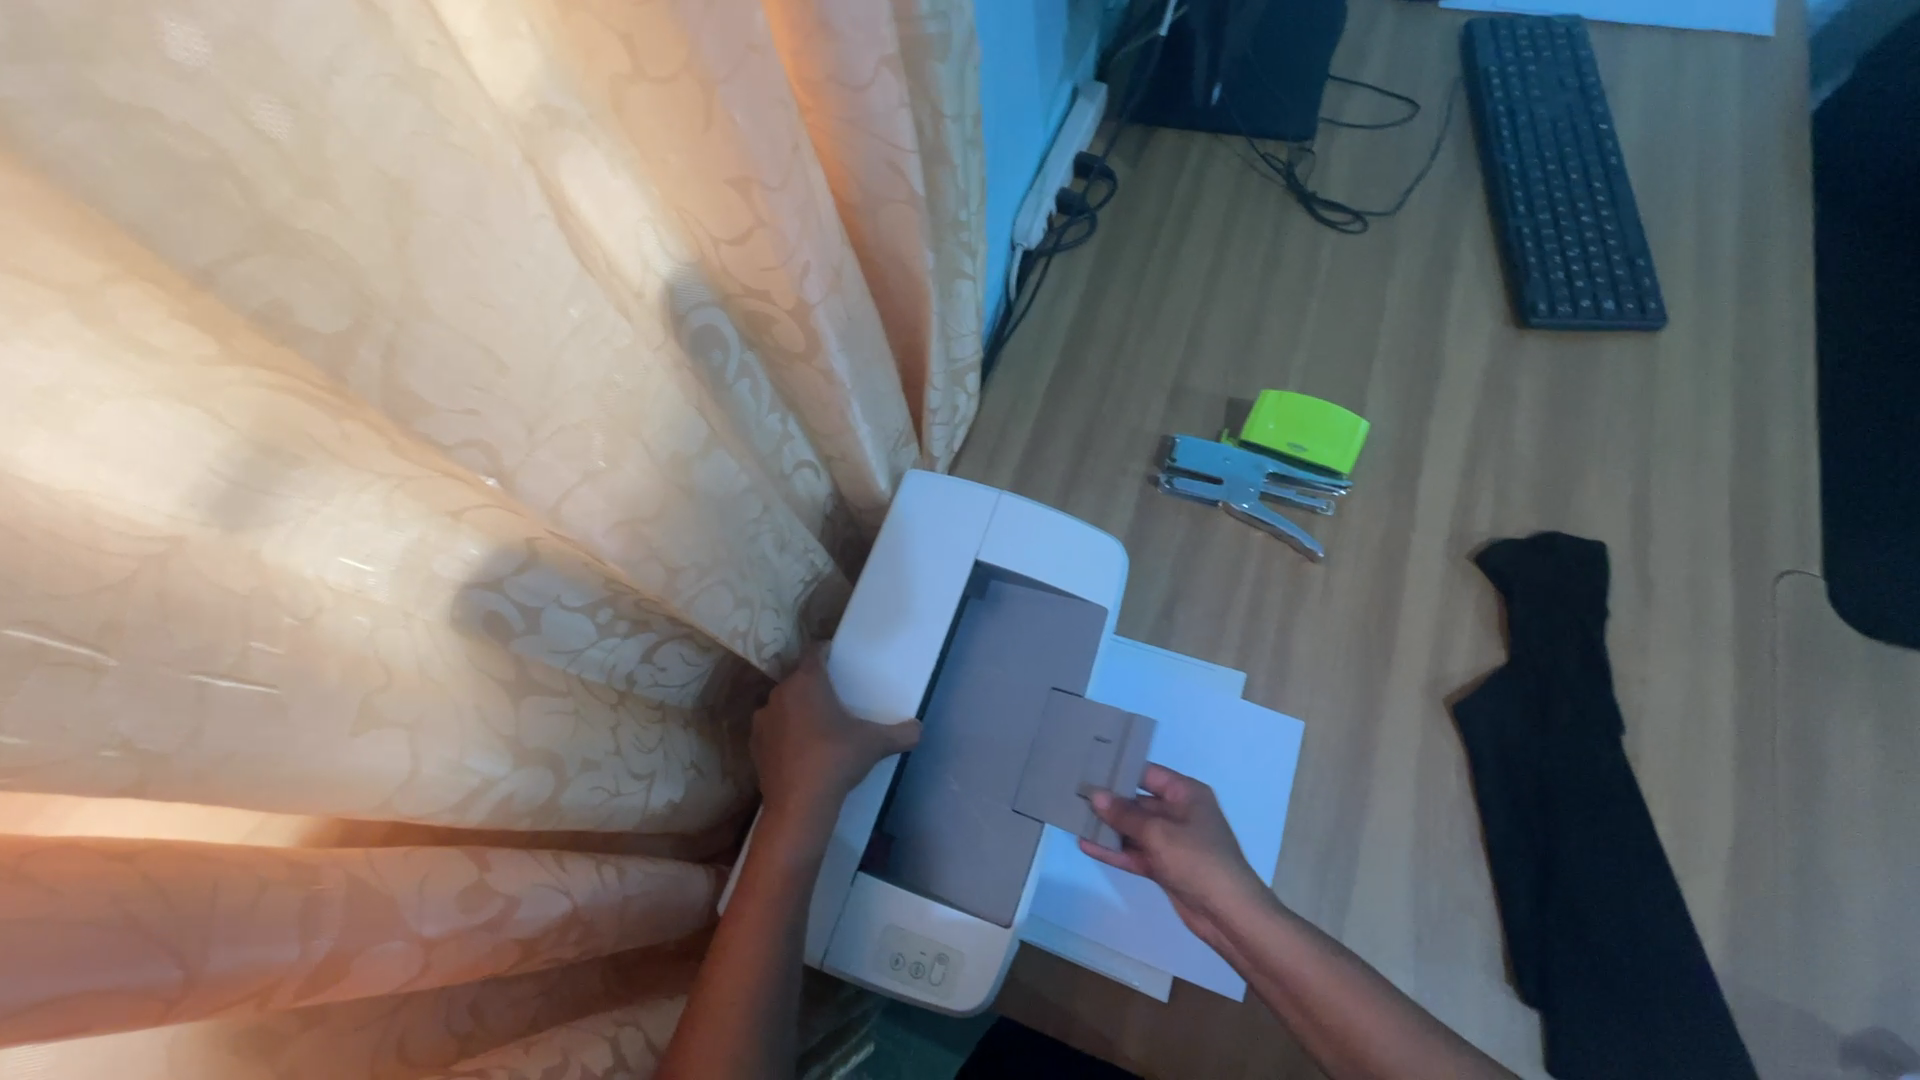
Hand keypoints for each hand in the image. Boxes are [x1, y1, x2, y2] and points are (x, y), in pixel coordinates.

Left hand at [752, 647, 919, 825]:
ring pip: (783, 704)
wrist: (799, 805)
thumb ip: (901, 733)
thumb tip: (919, 729)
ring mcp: (763, 719)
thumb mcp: (875, 744)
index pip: (814, 652)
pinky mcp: (754, 744)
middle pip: (798, 678)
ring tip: (817, 724)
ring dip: (797, 708)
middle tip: (834, 695)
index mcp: (807, 682)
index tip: (836, 656)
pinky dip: (784, 733)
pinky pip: (773, 728)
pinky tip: (800, 749)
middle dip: (814, 683)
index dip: (825, 651)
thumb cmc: (836, 760)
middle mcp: (780, 693)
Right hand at [1081, 764, 1271, 944]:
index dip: (1121, 770)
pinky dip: (1115, 851)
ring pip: (1135, 830)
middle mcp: (1180, 813)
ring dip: (1109, 828)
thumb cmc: (1198, 860)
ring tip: (1074, 818)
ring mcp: (1173, 842)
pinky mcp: (1166, 866)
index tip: (1090, 767)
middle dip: (1110, 802)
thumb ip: (1125, 814)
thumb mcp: (1158, 833)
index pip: (1148, 774)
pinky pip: (1136, 852)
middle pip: (1139, 802)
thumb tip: (1095, 795)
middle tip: (1074, 794)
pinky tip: (1087, 845)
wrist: (1228, 914)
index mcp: (1186, 794)